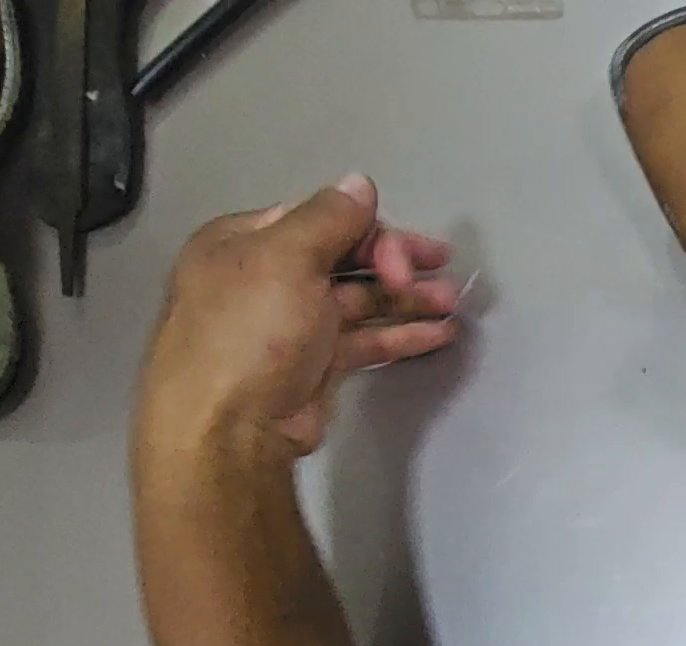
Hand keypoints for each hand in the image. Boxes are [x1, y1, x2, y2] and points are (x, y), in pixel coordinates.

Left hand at [137, 174, 462, 460]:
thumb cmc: (251, 332)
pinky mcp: (322, 362)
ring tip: (452, 306)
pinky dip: (405, 334)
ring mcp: (298, 323)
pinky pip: (370, 338)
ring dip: (410, 300)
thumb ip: (328, 220)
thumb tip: (360, 182)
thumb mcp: (286, 261)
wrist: (232, 423)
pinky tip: (441, 334)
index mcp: (249, 242)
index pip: (325, 221)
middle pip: (349, 260)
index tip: (406, 260)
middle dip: (399, 265)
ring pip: (366, 301)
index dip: (372, 234)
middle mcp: (272, 277)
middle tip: (443, 271)